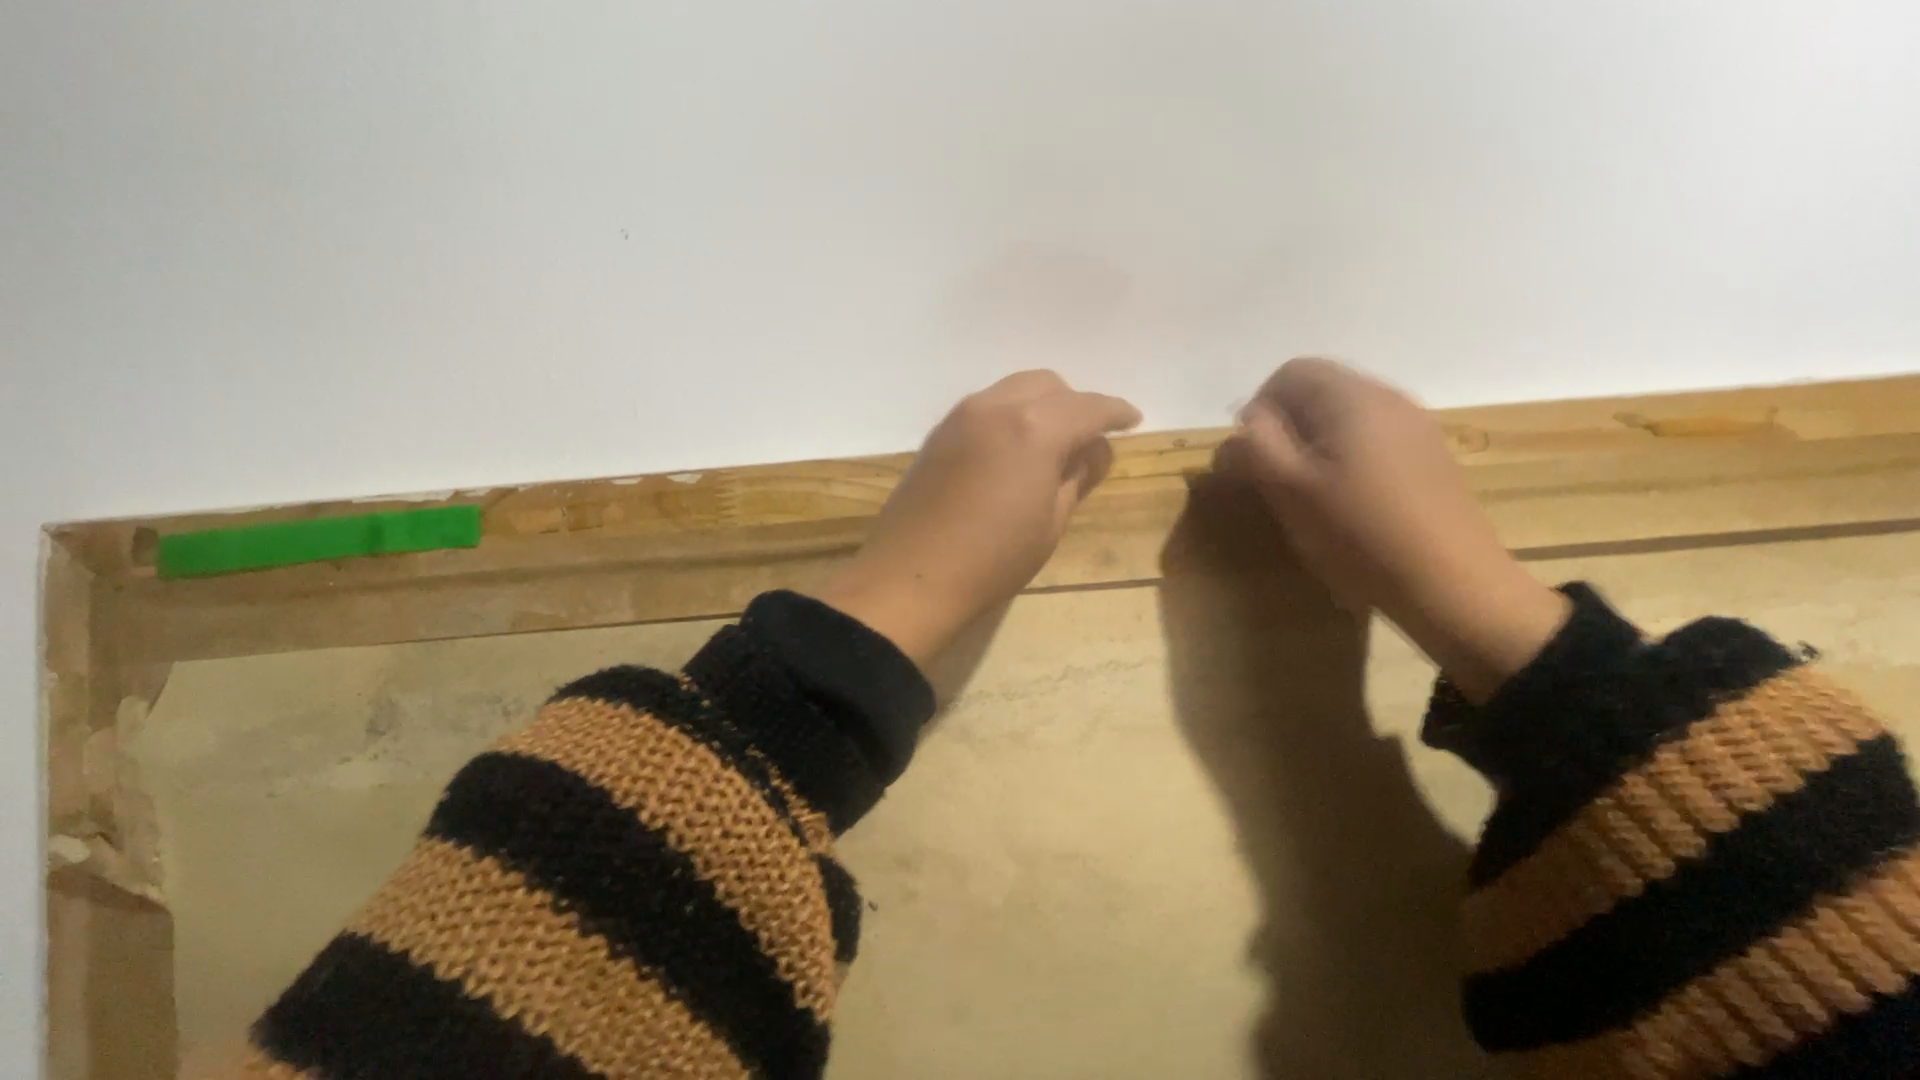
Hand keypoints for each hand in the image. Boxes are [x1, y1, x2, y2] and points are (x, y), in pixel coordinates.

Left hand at [815, 371, 1141, 669]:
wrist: (911, 577)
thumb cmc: (993, 559)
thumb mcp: (1051, 523)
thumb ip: (1077, 475)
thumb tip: (1094, 449)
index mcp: (1035, 429)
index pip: (1088, 407)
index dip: (1115, 413)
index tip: (1132, 421)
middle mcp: (997, 407)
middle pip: (1048, 385)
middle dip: (1075, 404)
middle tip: (1088, 440)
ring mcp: (961, 416)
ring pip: (1014, 389)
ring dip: (1041, 405)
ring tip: (1051, 445)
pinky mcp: (939, 433)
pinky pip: (987, 407)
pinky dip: (1010, 415)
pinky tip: (1013, 451)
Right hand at [1229, 358, 1569, 701]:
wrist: (1450, 582)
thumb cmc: (1358, 532)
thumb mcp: (1288, 490)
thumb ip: (1253, 447)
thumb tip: (1244, 425)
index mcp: (1351, 396)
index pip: (1289, 373)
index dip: (1258, 410)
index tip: (1252, 458)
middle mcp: (1388, 397)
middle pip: (1320, 391)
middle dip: (1287, 429)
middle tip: (1276, 481)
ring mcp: (1416, 426)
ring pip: (1347, 418)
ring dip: (1316, 446)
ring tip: (1310, 497)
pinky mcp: (1431, 457)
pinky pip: (1374, 440)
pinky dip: (1348, 460)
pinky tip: (1350, 505)